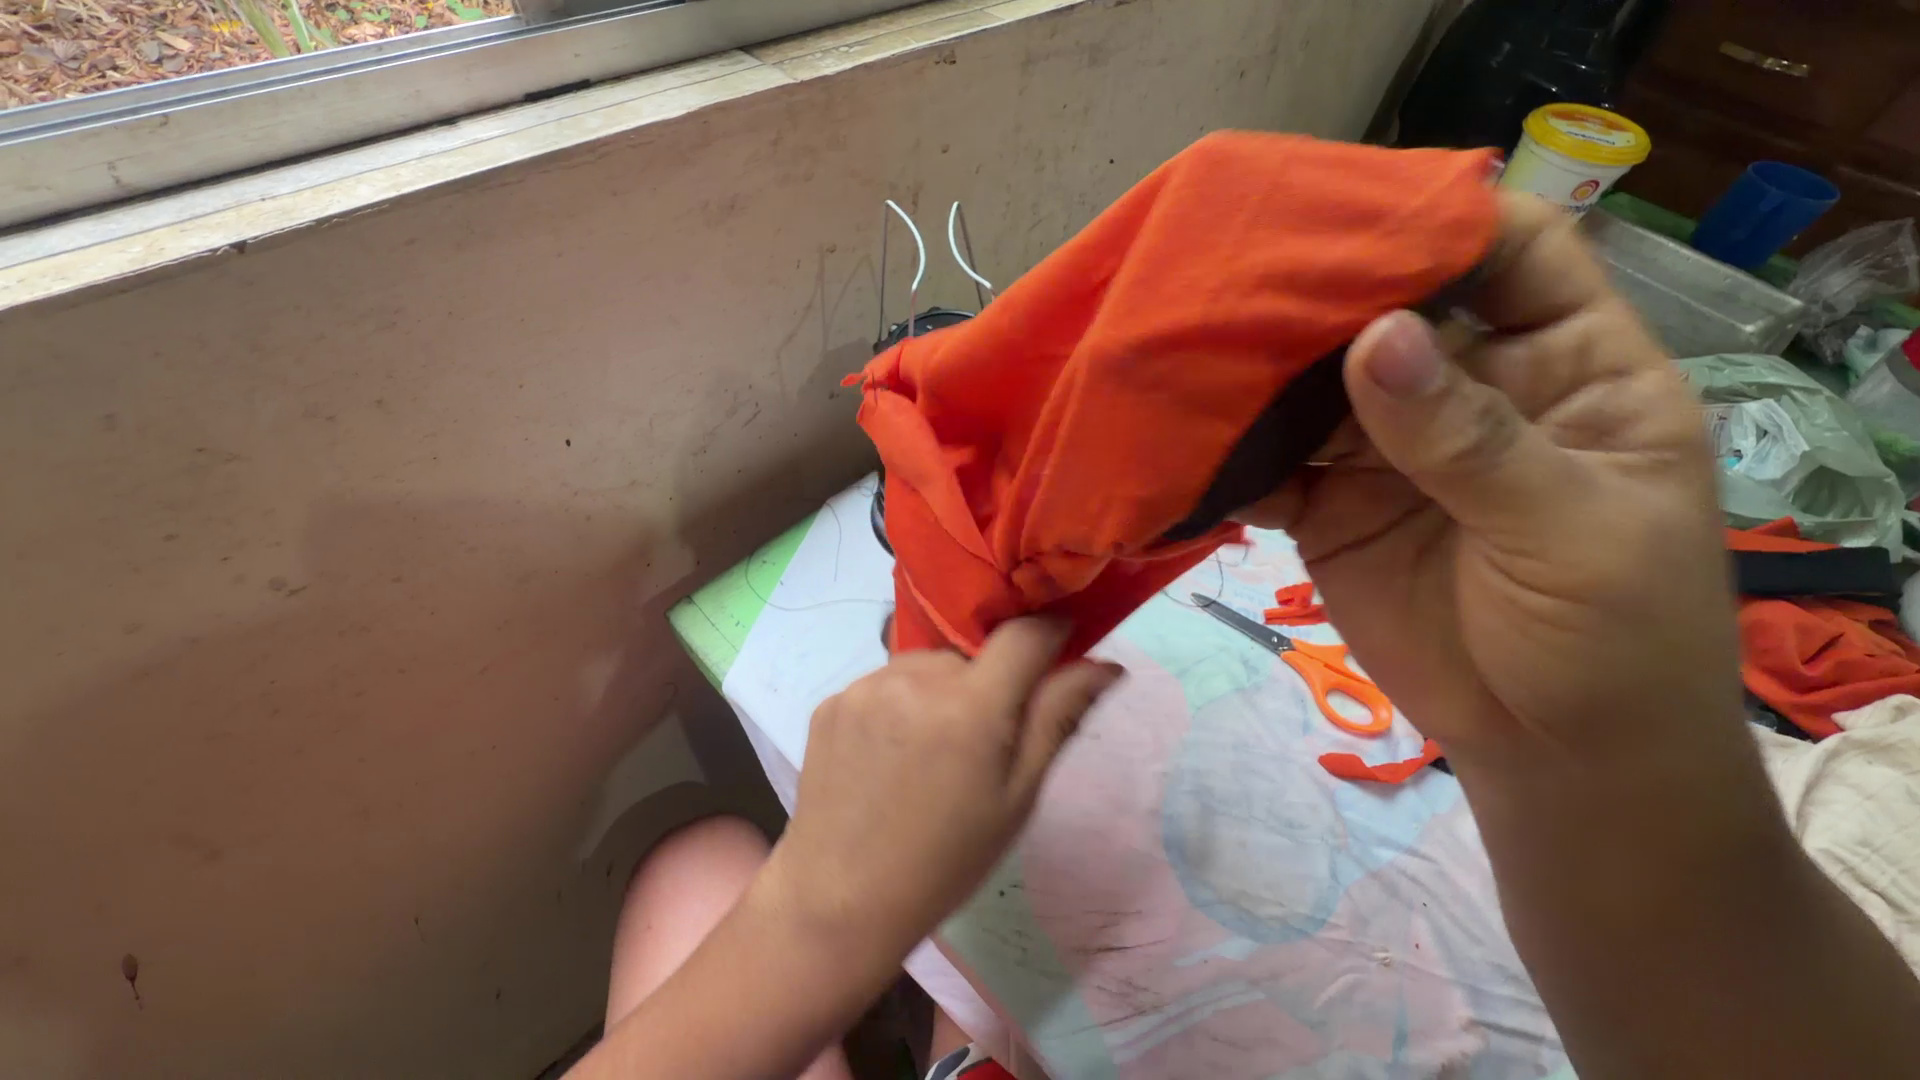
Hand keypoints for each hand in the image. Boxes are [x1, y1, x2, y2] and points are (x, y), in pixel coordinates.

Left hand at [764, 618, 1122, 955]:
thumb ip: (1058, 718)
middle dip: (987, 682)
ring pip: (926, 665)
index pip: (1024, 633)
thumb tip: (1107, 665)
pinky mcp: (831, 700)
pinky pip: (884, 683)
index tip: (1057, 653)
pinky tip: (891, 757)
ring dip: (941, 690)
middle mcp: (914, 679)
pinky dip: (899, 705)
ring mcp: (865, 687)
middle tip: (982, 742)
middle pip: (972, 652)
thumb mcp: (1018, 797)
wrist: (840, 898)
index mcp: (970, 707)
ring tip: (930, 754)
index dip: (1049, 634)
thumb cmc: (946, 860)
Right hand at [1240, 191, 1740, 765]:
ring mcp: (1388, 450)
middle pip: (1389, 312)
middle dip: (1320, 294)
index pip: (1511, 255)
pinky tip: (1184, 437)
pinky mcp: (1329, 506)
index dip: (1440, 222)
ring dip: (1259, 374)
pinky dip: (1232, 458)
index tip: (1347, 212)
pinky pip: (1273, 468)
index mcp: (1565, 367)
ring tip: (1191, 344)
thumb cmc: (1612, 636)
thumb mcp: (1571, 531)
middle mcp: (1468, 390)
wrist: (1552, 752)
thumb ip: (1472, 438)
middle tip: (1234, 273)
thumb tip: (1377, 336)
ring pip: (1316, 388)